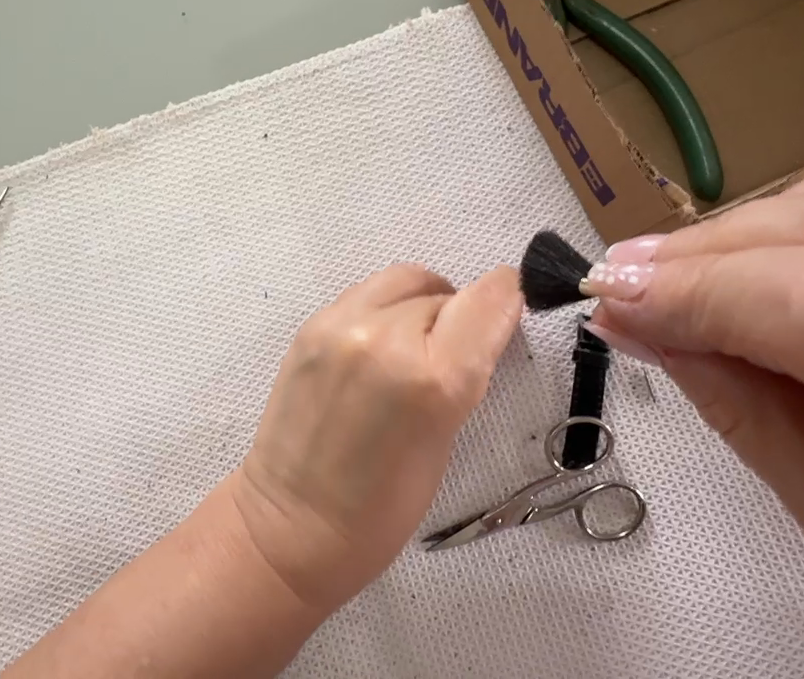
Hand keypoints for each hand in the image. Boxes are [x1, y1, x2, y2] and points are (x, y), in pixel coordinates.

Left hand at [230, 264, 523, 611]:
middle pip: (446, 292)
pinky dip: (386, 309)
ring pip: (404, 281)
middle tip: (457, 352)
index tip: (513, 306)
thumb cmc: (382, 508)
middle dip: (461, 315)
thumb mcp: (446, 440)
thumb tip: (478, 329)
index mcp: (432, 377)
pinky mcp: (311, 324)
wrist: (290, 523)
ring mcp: (340, 324)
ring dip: (423, 301)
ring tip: (419, 340)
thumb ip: (462, 374)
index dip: (508, 299)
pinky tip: (381, 345)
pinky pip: (366, 294)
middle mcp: (384, 336)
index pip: (488, 299)